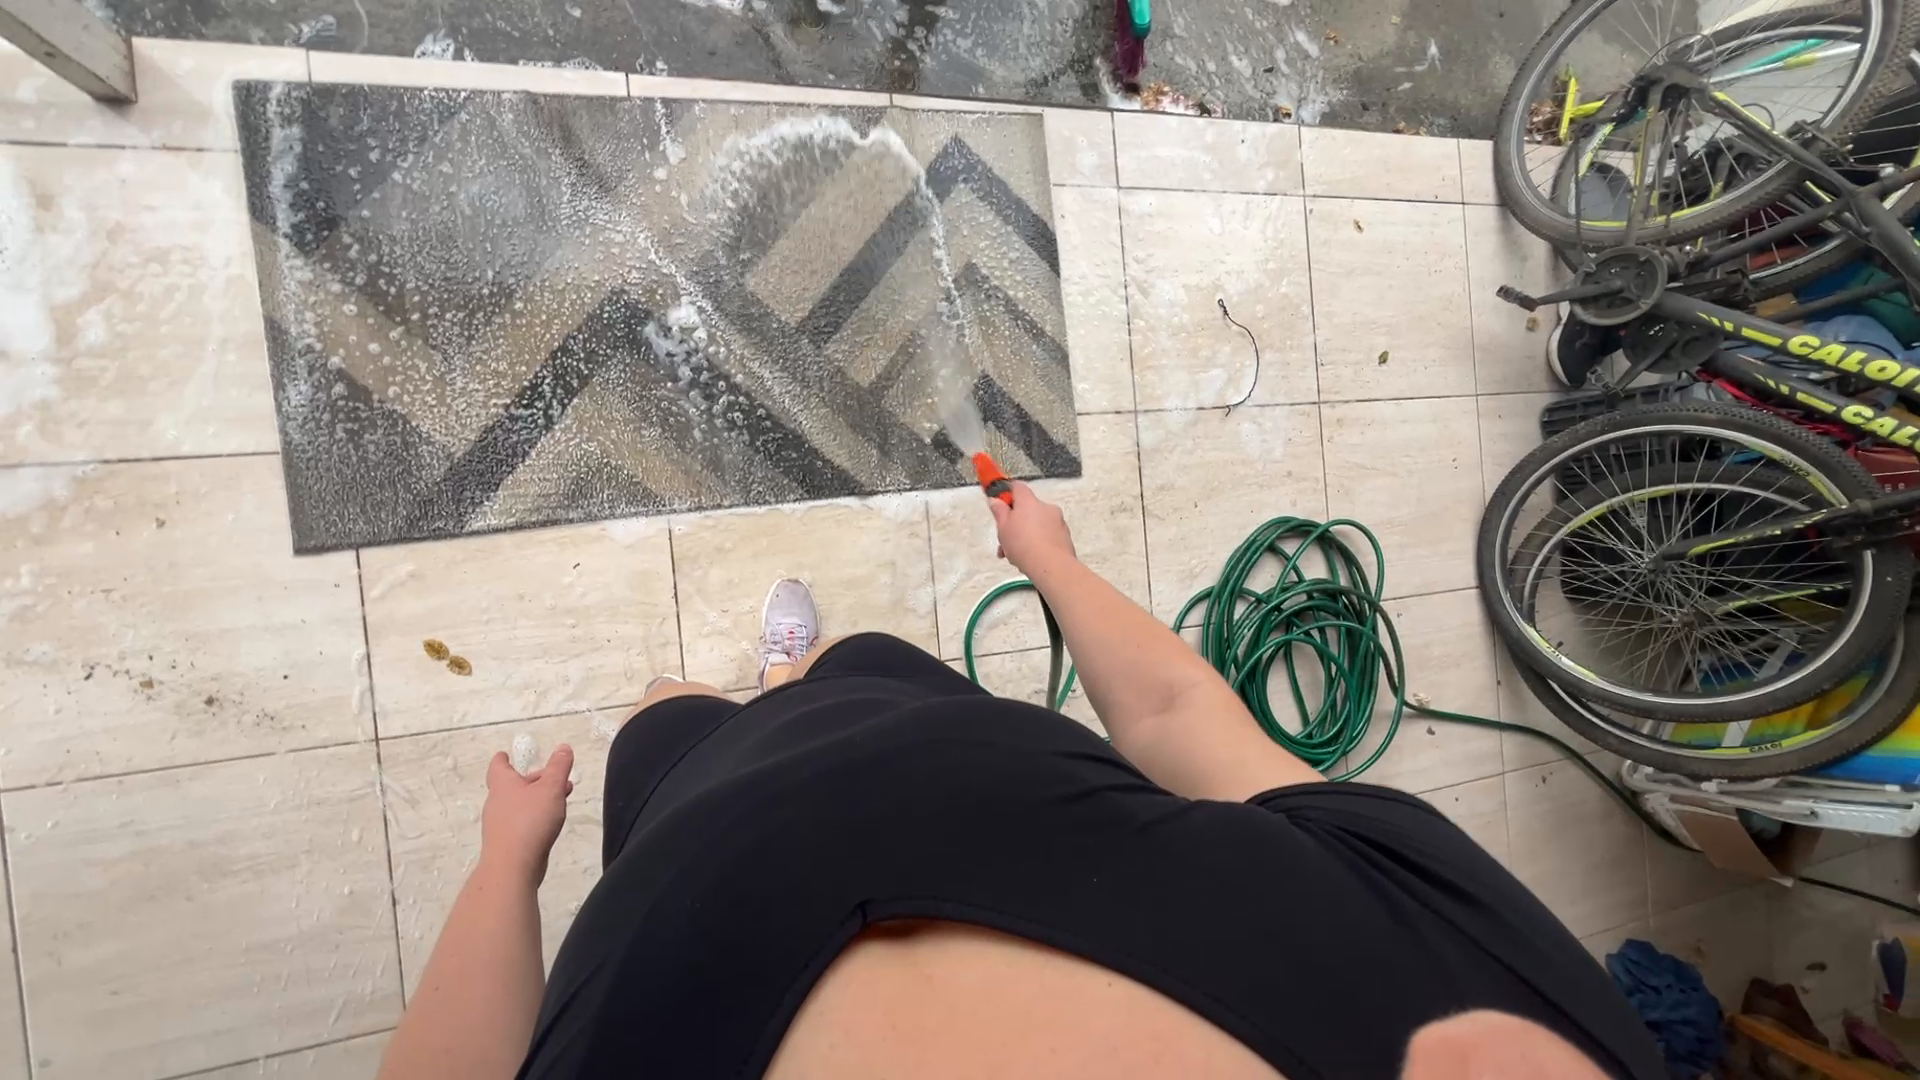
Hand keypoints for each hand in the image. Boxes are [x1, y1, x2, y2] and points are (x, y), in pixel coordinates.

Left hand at [480, 745, 573, 886]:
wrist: (512, 866)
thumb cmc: (530, 820)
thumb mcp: (551, 788)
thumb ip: (559, 767)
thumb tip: (563, 747)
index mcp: (504, 786)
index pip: (499, 768)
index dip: (502, 760)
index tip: (504, 755)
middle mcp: (497, 803)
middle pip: (514, 786)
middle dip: (534, 779)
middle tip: (555, 777)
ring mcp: (500, 824)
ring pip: (520, 804)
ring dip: (538, 798)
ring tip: (561, 797)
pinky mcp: (506, 842)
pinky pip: (522, 821)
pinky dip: (535, 815)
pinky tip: (551, 821)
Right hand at [986, 481, 1076, 575]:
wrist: (1052, 566)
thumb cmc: (1022, 544)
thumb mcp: (1003, 528)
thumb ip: (999, 512)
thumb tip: (996, 500)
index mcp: (1029, 501)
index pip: (1017, 487)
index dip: (1007, 494)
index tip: (999, 506)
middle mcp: (1046, 507)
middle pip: (1027, 509)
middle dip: (1015, 523)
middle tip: (1004, 541)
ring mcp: (1058, 521)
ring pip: (1036, 524)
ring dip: (1025, 536)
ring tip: (1014, 556)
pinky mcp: (1065, 536)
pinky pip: (1047, 535)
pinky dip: (1038, 543)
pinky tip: (1030, 559)